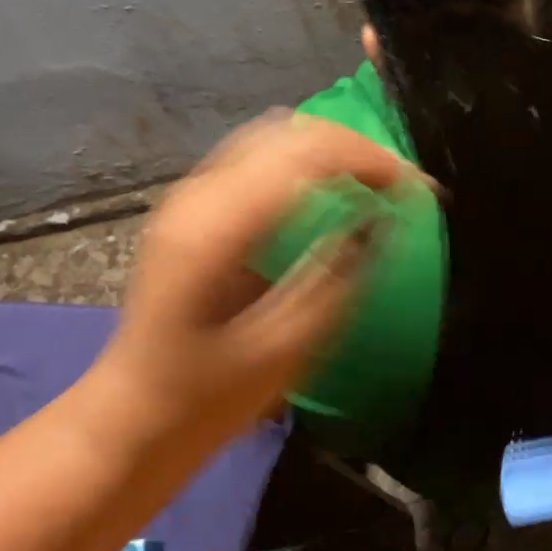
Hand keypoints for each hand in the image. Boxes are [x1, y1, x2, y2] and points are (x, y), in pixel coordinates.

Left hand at [92, 111, 413, 443]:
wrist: (130, 418)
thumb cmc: (207, 398)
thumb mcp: (284, 349)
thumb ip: (337, 276)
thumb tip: (385, 219)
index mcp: (217, 229)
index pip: (308, 156)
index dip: (373, 161)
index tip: (421, 189)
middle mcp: (199, 194)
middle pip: (294, 131)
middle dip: (361, 148)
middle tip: (407, 185)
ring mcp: (192, 193)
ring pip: (278, 132)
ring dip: (336, 146)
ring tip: (380, 180)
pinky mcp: (195, 202)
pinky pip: (262, 150)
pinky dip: (309, 155)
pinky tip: (336, 183)